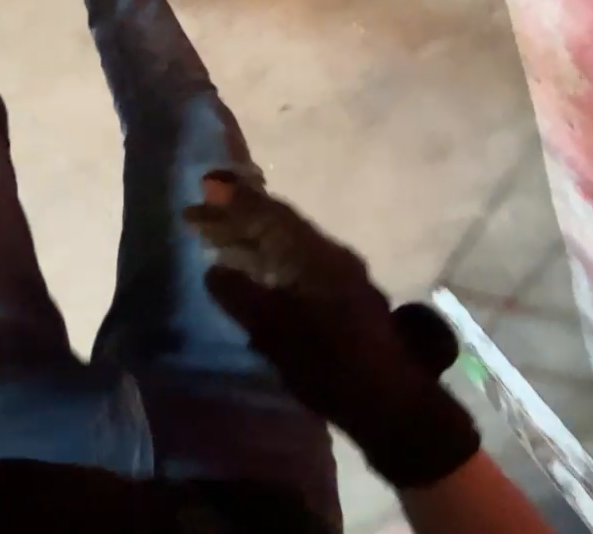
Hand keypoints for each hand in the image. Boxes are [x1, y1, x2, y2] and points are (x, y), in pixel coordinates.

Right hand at [185, 174, 479, 487]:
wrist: (393, 408)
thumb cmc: (328, 364)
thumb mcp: (273, 331)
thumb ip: (239, 295)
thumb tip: (215, 270)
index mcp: (314, 254)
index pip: (268, 212)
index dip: (235, 197)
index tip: (205, 184)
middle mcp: (331, 255)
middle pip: (277, 224)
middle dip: (236, 218)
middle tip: (199, 216)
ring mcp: (343, 276)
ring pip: (288, 244)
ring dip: (252, 239)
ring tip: (219, 241)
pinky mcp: (346, 298)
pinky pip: (298, 262)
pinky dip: (270, 259)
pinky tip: (255, 273)